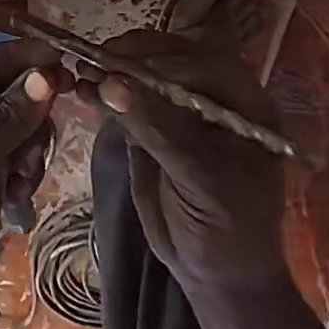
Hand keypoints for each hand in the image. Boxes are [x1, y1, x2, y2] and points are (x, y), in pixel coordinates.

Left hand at [0, 39, 69, 311]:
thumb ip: (6, 120)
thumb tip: (44, 76)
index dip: (24, 60)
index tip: (61, 67)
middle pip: (13, 90)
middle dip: (30, 120)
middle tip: (30, 153)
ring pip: (25, 121)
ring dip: (31, 150)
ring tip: (20, 182)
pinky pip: (25, 149)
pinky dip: (28, 169)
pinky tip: (17, 195)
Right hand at [87, 30, 286, 293]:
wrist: (215, 270)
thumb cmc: (225, 227)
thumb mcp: (200, 179)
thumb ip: (158, 129)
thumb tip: (112, 84)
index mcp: (245, 100)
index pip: (204, 64)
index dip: (162, 62)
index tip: (121, 66)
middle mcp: (215, 93)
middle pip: (173, 59)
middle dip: (133, 58)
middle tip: (95, 59)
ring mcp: (182, 104)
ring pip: (147, 73)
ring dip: (114, 70)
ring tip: (83, 69)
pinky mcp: (154, 119)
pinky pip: (130, 98)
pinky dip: (106, 92)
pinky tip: (83, 88)